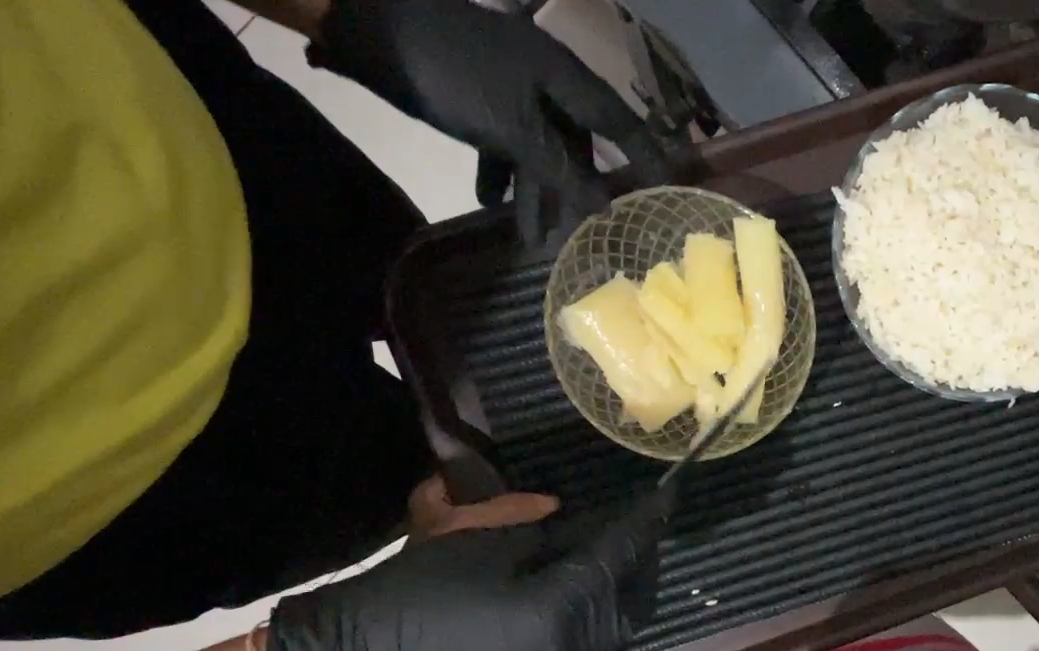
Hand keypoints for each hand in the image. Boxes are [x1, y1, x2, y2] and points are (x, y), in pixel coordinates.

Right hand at [264, 479, 667, 650]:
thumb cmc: (415, 592)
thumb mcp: (469, 539)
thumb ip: (525, 521)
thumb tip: (561, 510)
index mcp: (553, 608)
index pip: (615, 558)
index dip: (642, 526)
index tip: (661, 503)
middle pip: (628, 602)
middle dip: (640, 565)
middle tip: (639, 535)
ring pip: (615, 637)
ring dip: (623, 600)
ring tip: (616, 570)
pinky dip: (598, 632)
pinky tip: (586, 609)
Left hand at [311, 0, 672, 245]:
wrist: (367, 23)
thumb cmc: (452, 72)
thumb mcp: (512, 127)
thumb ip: (560, 170)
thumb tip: (604, 209)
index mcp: (564, 79)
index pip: (620, 123)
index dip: (647, 157)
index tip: (671, 188)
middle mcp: (546, 83)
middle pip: (579, 146)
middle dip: (579, 193)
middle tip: (585, 237)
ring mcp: (512, 89)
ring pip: (540, 150)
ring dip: (537, 194)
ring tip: (532, 239)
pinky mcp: (480, 96)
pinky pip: (505, 143)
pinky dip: (502, 174)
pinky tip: (490, 203)